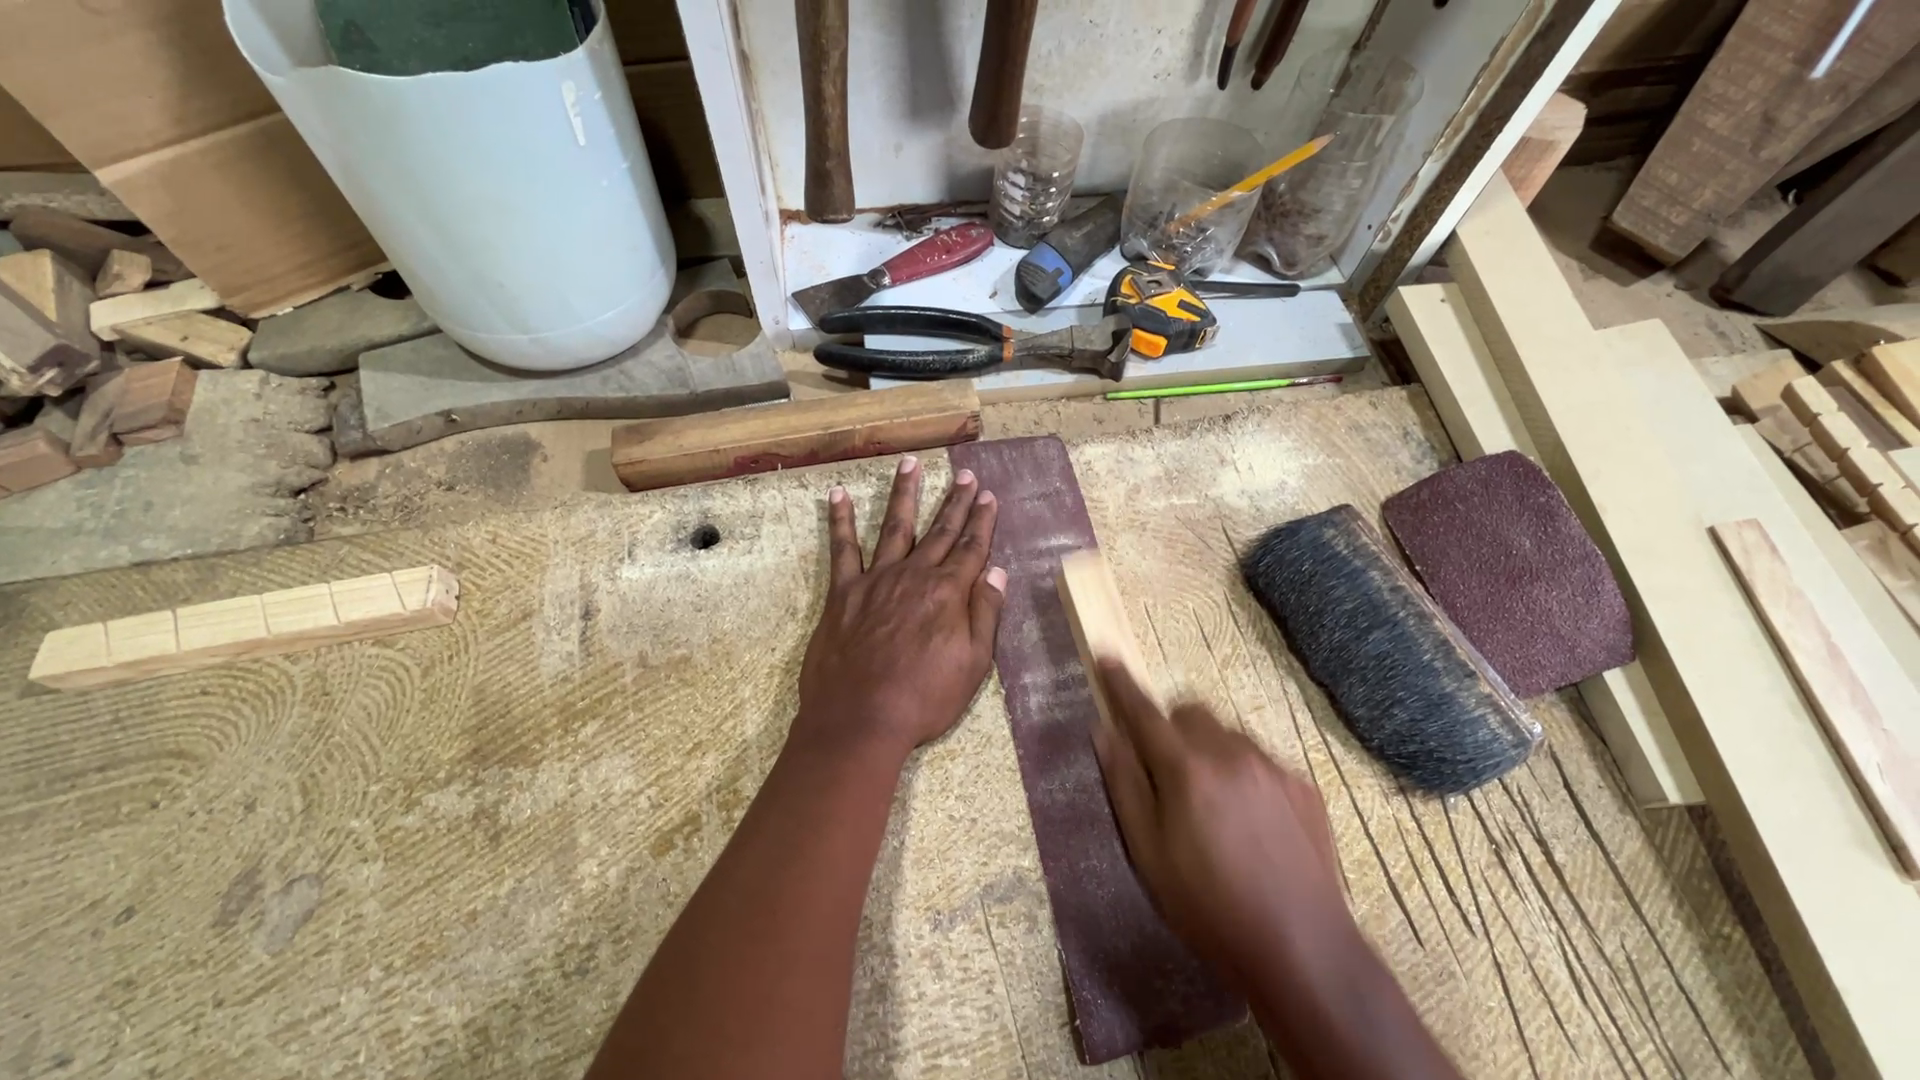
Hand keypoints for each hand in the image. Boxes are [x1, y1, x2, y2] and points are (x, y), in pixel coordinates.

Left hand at [794, 456, 1007, 762]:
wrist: (860, 718)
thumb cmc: (923, 698)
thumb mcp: (973, 664)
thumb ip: (985, 614)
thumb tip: (997, 572)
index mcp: (948, 593)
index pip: (972, 548)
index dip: (983, 521)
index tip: (989, 496)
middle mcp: (914, 576)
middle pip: (940, 531)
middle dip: (955, 501)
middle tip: (965, 474)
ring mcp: (876, 580)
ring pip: (895, 527)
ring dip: (905, 494)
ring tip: (910, 464)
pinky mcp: (844, 593)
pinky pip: (843, 549)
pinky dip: (841, 520)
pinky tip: (838, 495)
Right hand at [1090, 658, 1354, 990]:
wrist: (1300, 946)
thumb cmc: (1207, 905)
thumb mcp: (1147, 853)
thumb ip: (1124, 785)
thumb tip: (1104, 732)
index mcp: (1187, 768)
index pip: (1144, 711)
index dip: (1121, 684)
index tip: (1107, 656)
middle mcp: (1232, 752)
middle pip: (1190, 712)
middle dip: (1170, 728)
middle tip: (1164, 772)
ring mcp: (1274, 766)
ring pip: (1227, 734)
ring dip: (1208, 749)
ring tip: (1210, 805)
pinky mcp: (1304, 785)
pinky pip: (1261, 758)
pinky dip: (1242, 771)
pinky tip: (1248, 821)